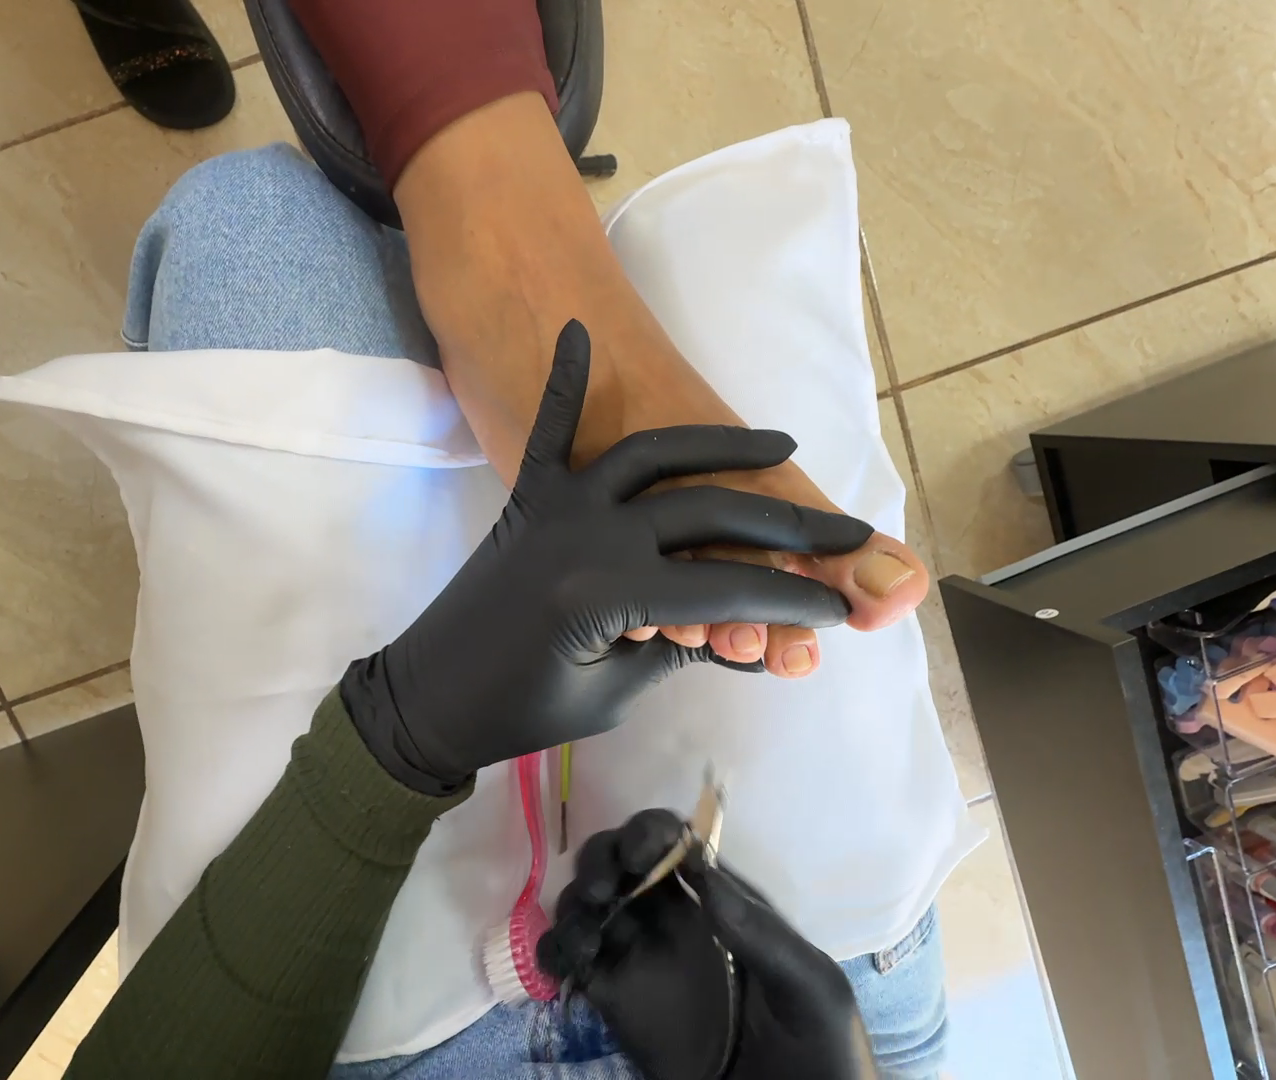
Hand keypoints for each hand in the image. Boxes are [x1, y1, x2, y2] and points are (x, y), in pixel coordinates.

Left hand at [339, 320, 872, 791]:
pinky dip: (566, 380)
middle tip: (847, 532)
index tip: (840, 606)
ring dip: (718, 446)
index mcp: (609, 595)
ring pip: (652, 457)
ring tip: (779, 443)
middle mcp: (589, 533)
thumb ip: (681, 644)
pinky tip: (580, 330)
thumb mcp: (613, 691)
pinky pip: (550, 430)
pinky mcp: (528, 495)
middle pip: (707, 513)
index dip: (792, 599)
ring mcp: (557, 505)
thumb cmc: (520, 710)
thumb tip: (747, 624)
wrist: (428, 697)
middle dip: (786, 528)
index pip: (728, 588)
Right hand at [539, 810, 878, 1079]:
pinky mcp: (613, 999)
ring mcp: (639, 956)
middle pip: (618, 859)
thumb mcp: (812, 991)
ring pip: (587, 902)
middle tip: (604, 887)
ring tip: (587, 935)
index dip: (649, 832)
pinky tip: (568, 962)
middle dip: (602, 856)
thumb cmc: (818, 1052)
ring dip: (573, 901)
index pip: (673, 841)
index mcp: (718, 903)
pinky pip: (570, 959)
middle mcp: (671, 918)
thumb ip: (765, 935)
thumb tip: (705, 874)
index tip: (639, 853)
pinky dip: (555, 947)